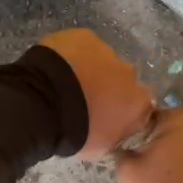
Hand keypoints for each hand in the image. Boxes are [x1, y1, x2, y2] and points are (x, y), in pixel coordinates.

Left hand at [37, 29, 153, 160]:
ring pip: (101, 59)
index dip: (121, 106)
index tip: (105, 112)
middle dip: (107, 84)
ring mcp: (107, 51)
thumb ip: (116, 133)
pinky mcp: (85, 36)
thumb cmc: (75, 132)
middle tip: (83, 96)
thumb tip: (114, 126)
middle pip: (121, 78)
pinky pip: (81, 45)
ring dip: (88, 68)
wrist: (45, 102)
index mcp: (138, 102)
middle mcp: (129, 73)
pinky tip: (56, 64)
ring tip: (64, 80)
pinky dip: (72, 53)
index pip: (138, 104)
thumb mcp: (101, 146)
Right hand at [114, 107, 182, 182]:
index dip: (136, 137)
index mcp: (179, 116)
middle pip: (171, 131)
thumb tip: (124, 151)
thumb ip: (121, 154)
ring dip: (178, 159)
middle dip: (160, 146)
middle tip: (149, 170)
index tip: (133, 156)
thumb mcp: (129, 174)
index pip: (147, 119)